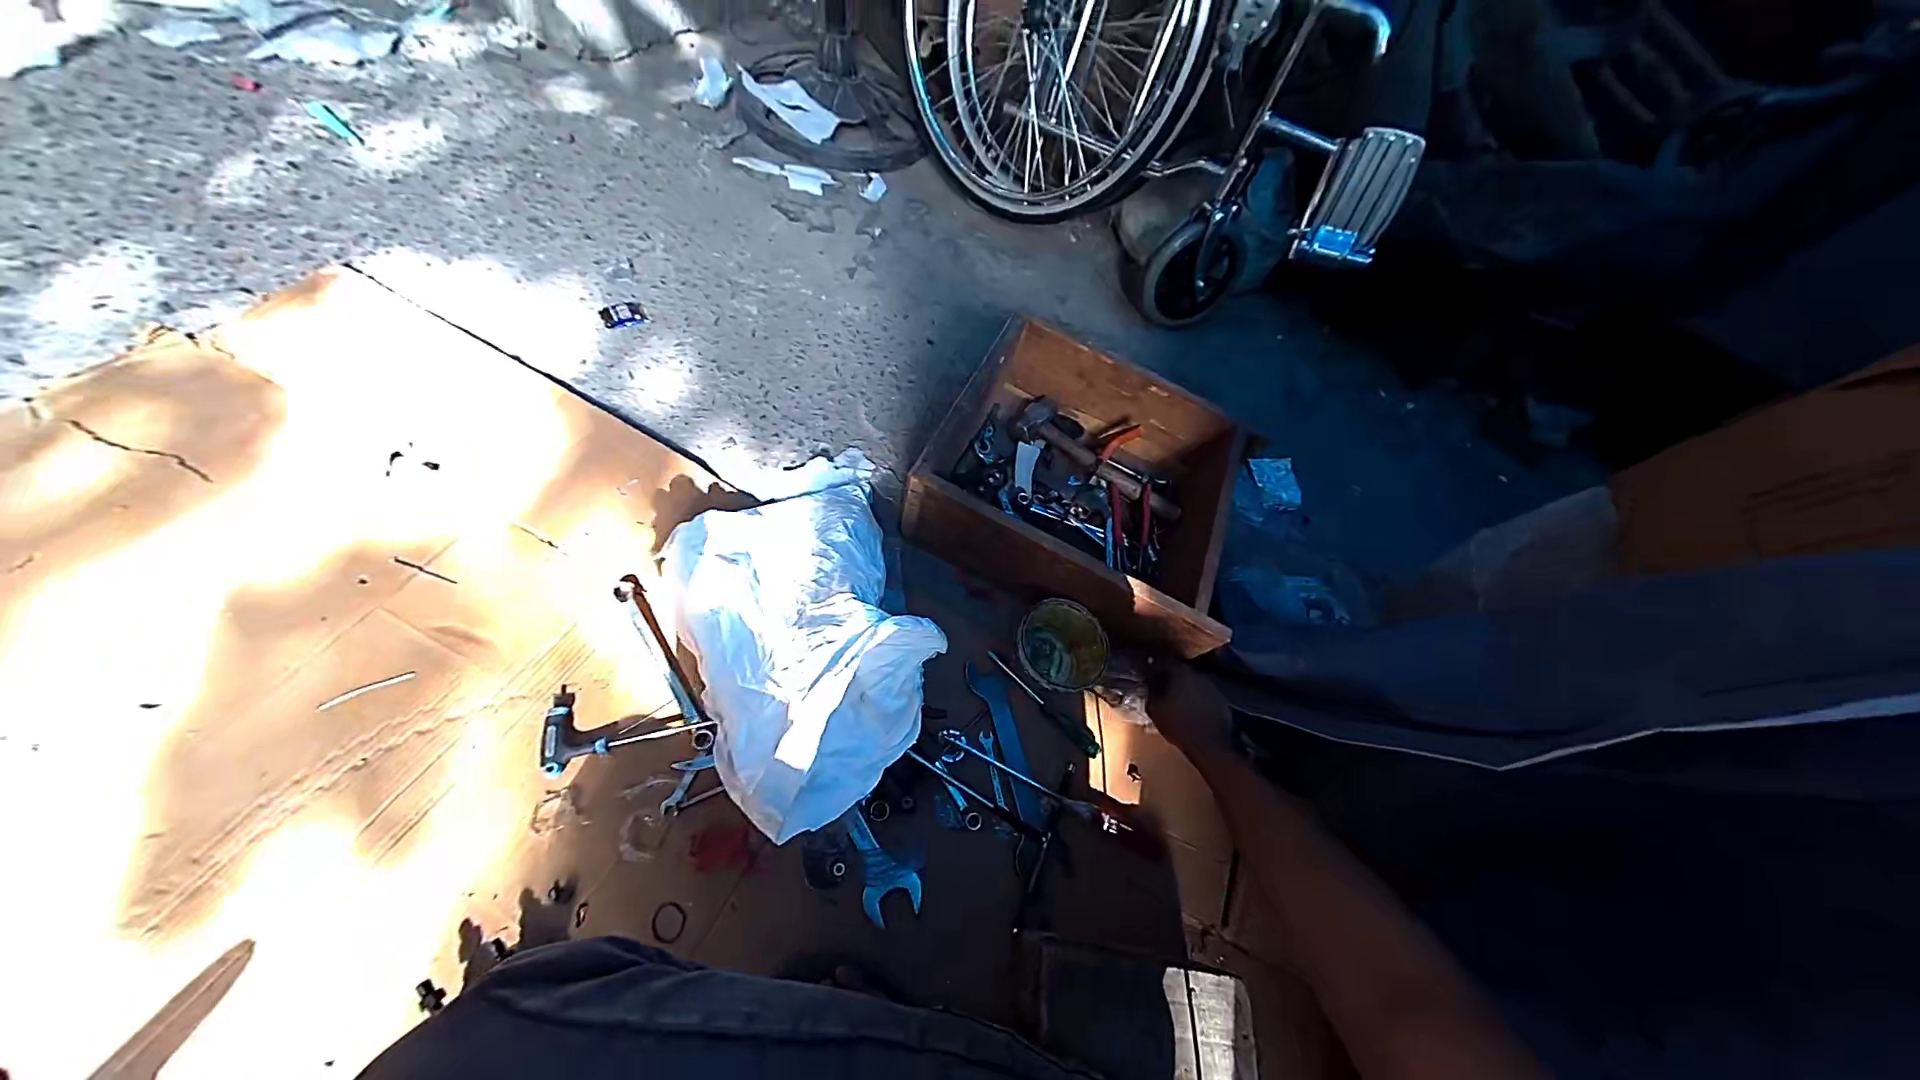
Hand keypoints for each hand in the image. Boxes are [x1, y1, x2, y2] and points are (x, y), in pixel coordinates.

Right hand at [1145, 659, 1236, 763]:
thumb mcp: (1155, 709)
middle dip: (1171, 675)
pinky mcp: (1221, 700)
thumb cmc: (1179, 725)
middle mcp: (1199, 675)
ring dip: (1185, 687)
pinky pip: (1204, 693)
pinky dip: (1196, 697)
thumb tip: (1150, 681)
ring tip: (1176, 697)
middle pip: (1181, 669)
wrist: (1210, 745)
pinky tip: (1191, 708)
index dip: (1155, 663)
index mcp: (1181, 673)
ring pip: (1194, 681)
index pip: (1165, 660)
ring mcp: (1212, 687)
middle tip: (1161, 683)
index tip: (1148, 669)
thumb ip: (1152, 691)